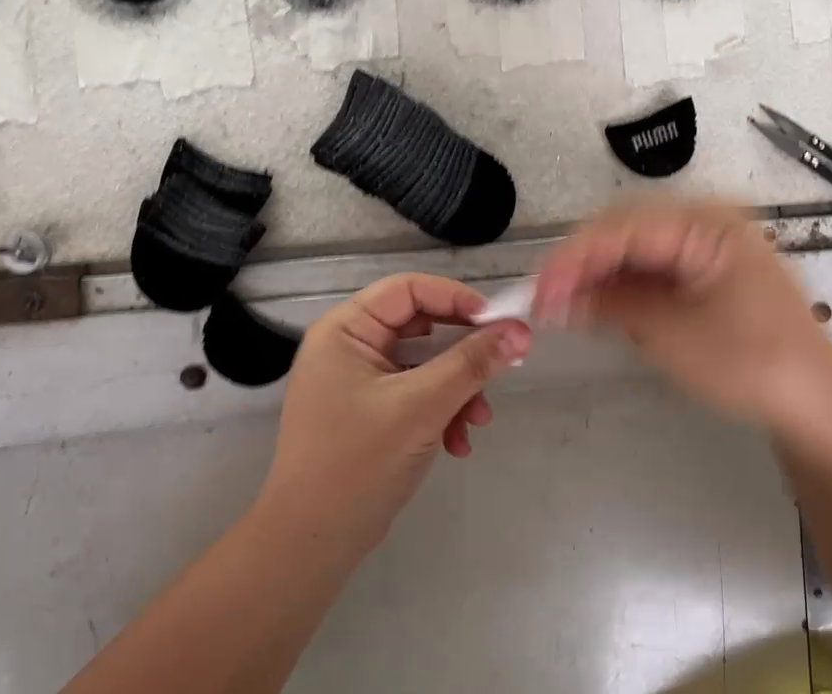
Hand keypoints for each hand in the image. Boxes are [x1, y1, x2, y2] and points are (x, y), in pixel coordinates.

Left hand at [256, 274, 531, 553]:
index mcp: (345, 329)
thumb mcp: (421, 407)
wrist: (311, 541)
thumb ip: (471, 365)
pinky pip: (415, 394)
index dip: (456, 299)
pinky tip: (457, 445)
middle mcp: (348, 346)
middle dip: (463, 354)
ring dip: (457, 389)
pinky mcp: (368, 412)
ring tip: (478, 423)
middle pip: (421, 327)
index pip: (409, 289)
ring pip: (424, 364)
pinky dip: (441, 413)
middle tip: (503, 368)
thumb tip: (519, 333)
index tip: (500, 323)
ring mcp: (357, 381)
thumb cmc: (359, 462)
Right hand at [532, 200, 831, 427]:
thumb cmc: (755, 365)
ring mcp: (708, 247)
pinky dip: (621, 287)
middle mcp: (708, 223)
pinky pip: (651, 268)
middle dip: (581, 264)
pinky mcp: (706, 273)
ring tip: (561, 307)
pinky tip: (596, 307)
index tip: (538, 289)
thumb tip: (558, 294)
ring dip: (597, 276)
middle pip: (624, 230)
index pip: (623, 227)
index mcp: (709, 224)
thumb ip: (612, 305)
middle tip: (543, 300)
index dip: (574, 257)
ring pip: (633, 249)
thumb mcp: (674, 335)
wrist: (817, 406)